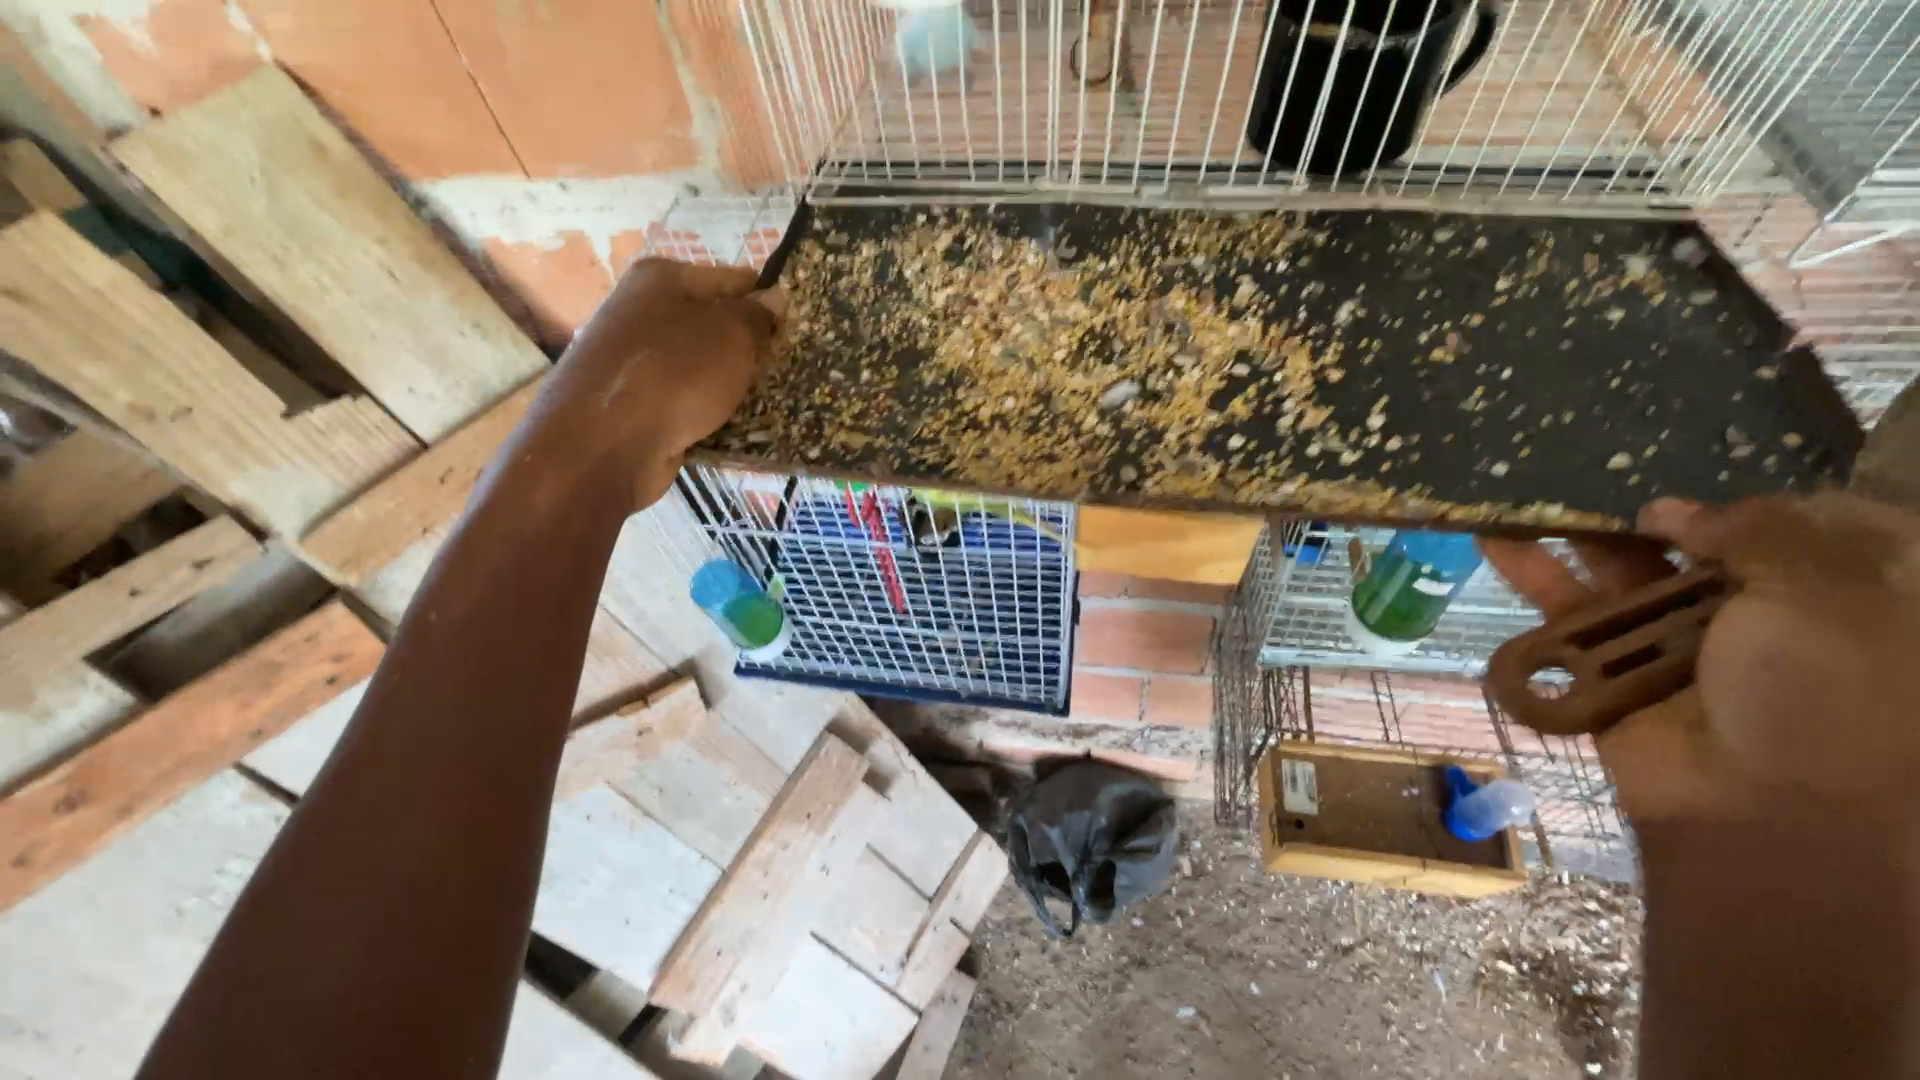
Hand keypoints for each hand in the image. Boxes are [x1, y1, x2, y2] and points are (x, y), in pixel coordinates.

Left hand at [536, 259, 782, 508]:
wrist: (605, 445)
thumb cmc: (673, 374)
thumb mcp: (730, 334)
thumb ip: (757, 315)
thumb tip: (774, 300)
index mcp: (661, 278)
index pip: (735, 280)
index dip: (770, 302)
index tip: (801, 330)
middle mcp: (643, 312)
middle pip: (716, 325)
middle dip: (752, 348)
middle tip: (792, 370)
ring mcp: (637, 361)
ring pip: (705, 368)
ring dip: (735, 385)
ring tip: (776, 403)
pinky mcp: (637, 405)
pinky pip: (689, 402)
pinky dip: (713, 413)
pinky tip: (741, 429)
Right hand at [1481, 493, 1919, 821]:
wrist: (1761, 805)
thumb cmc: (1821, 690)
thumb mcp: (1818, 591)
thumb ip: (1756, 530)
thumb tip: (1675, 511)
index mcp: (1834, 599)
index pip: (1798, 531)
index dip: (1752, 506)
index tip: (1711, 492)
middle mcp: (1758, 621)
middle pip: (1693, 551)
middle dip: (1646, 519)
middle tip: (1596, 481)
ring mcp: (1676, 648)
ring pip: (1619, 579)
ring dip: (1573, 540)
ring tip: (1525, 499)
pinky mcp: (1608, 671)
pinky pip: (1565, 619)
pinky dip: (1530, 579)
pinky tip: (1493, 542)